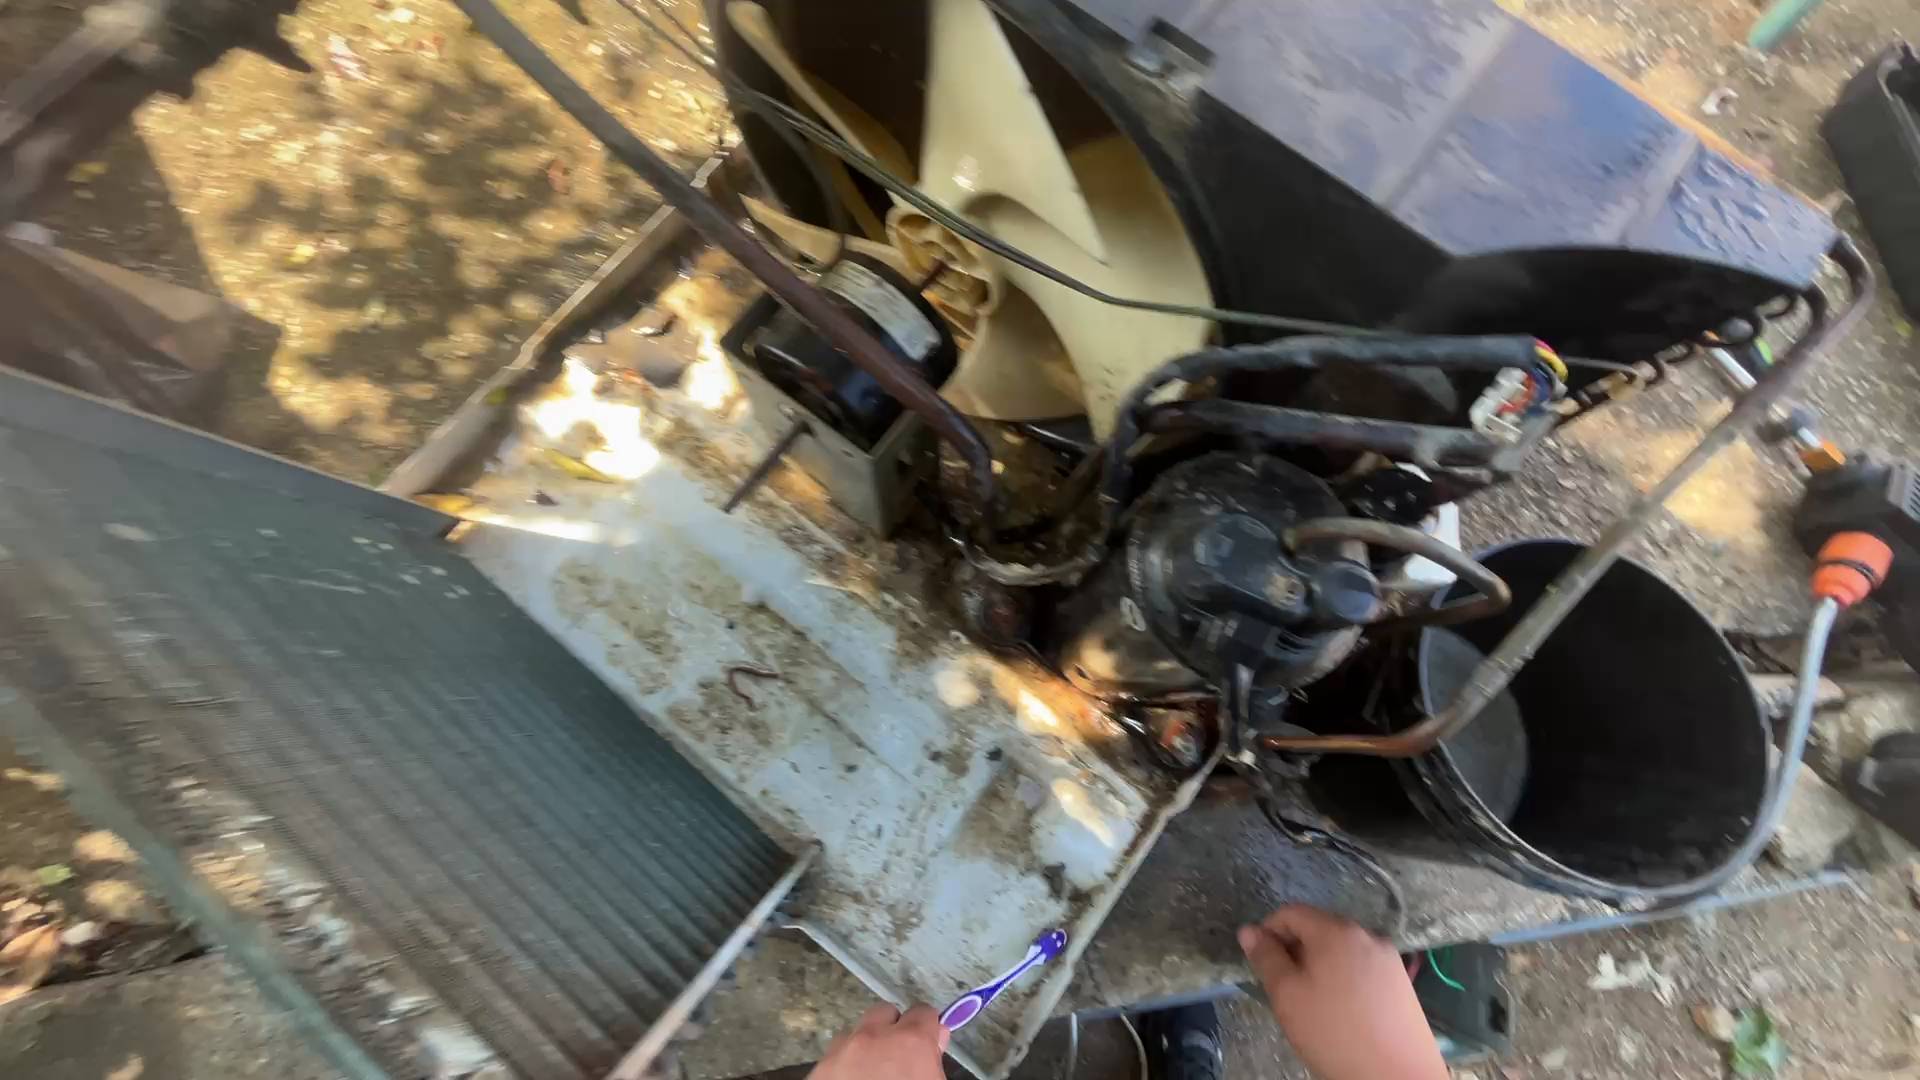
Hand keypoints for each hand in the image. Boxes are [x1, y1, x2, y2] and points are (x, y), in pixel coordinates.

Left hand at [807, 1002, 949, 1079]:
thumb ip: (936, 1066)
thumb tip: (936, 1044)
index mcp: (910, 1044)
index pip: (925, 1014)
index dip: (929, 1032)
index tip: (930, 1051)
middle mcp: (873, 1037)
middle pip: (886, 1013)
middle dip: (894, 1032)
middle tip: (899, 1066)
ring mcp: (840, 1053)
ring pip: (856, 1033)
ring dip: (865, 1049)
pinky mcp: (816, 1073)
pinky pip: (833, 1058)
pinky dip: (843, 1069)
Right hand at [1238, 905, 1446, 1079]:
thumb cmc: (1335, 1034)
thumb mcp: (1287, 995)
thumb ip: (1265, 957)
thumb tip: (1248, 931)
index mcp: (1336, 931)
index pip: (1290, 913)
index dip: (1269, 933)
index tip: (1264, 965)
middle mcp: (1366, 935)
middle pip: (1317, 930)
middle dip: (1296, 951)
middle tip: (1288, 988)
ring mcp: (1389, 960)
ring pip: (1340, 951)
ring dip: (1320, 966)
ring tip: (1316, 1004)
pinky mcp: (1402, 985)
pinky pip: (1362, 968)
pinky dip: (1345, 980)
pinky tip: (1344, 1013)